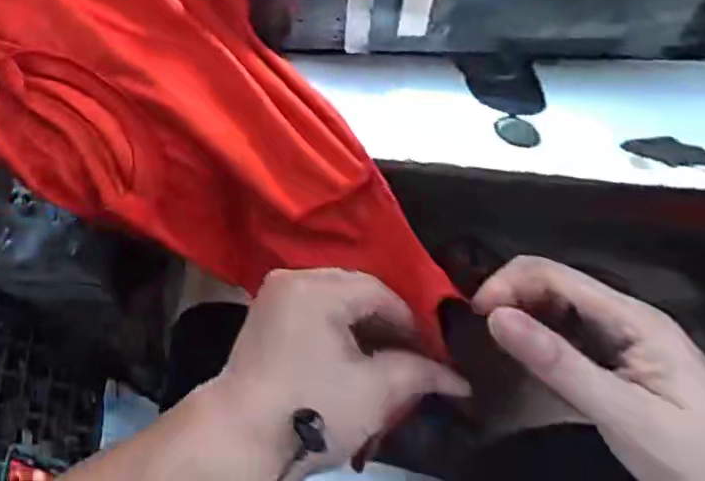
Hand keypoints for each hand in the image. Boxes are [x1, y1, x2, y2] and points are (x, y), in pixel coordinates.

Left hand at [194, 269, 468, 476]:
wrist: (248, 426)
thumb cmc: (314, 405)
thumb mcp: (375, 391)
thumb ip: (417, 372)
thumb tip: (456, 377)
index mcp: (314, 287)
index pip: (377, 289)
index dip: (413, 322)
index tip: (437, 356)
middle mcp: (289, 278)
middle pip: (352, 287)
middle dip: (388, 321)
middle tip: (418, 357)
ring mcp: (273, 293)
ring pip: (332, 296)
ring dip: (363, 323)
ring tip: (392, 361)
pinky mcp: (265, 312)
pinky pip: (311, 306)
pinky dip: (337, 324)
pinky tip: (357, 356)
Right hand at [473, 256, 704, 480]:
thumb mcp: (629, 419)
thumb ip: (560, 366)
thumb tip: (492, 315)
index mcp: (636, 320)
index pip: (549, 272)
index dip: (505, 284)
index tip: (476, 316)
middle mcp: (629, 320)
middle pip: (550, 284)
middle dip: (509, 298)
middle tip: (481, 331)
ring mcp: (628, 342)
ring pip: (556, 308)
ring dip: (521, 317)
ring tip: (496, 344)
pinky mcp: (624, 365)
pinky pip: (568, 334)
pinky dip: (538, 339)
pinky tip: (527, 360)